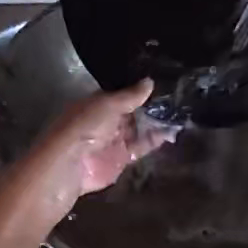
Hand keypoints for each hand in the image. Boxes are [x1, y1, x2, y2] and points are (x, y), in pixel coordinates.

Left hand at [29, 79, 173, 201]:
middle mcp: (106, 120)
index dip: (140, 88)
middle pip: (133, 111)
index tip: (163, 80)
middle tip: (178, 94)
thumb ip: (130, 95)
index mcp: (97, 103)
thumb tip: (150, 81)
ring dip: (156, 122)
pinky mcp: (122, 158)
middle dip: (152, 105)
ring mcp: (114, 140)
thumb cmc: (84, 127)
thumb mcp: (107, 105)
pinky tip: (172, 131)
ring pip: (139, 128)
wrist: (68, 167)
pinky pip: (142, 146)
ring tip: (179, 111)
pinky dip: (156, 140)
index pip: (122, 93)